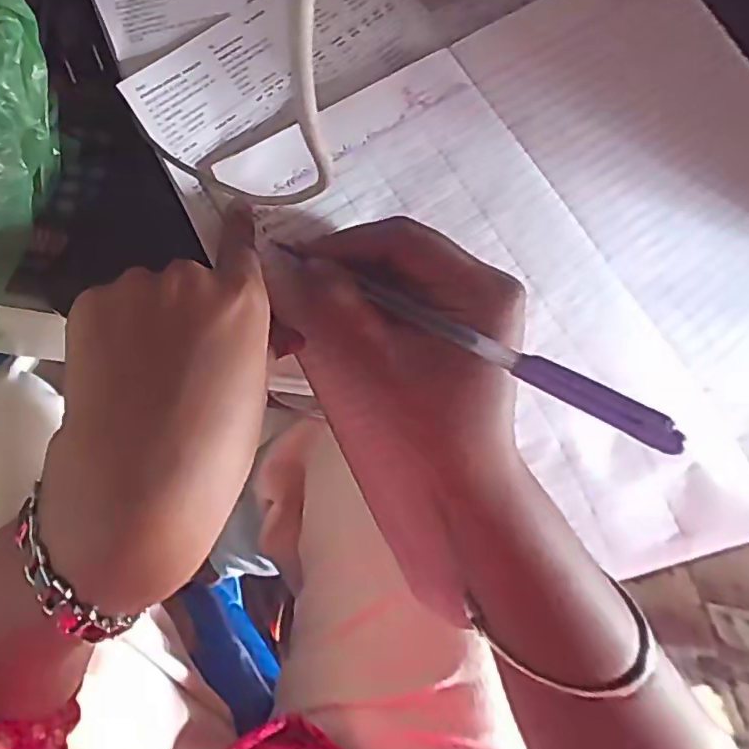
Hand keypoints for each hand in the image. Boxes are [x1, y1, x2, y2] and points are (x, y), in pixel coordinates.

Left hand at [36, 211, 271, 613]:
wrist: (134, 480)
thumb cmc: (211, 455)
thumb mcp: (251, 391)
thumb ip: (246, 341)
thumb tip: (240, 327)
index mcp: (239, 300)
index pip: (239, 245)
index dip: (236, 231)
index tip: (232, 215)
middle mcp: (187, 278)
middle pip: (185, 276)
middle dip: (181, 305)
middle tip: (169, 355)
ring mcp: (133, 286)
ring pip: (142, 290)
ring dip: (141, 315)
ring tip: (133, 369)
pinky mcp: (90, 301)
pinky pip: (107, 304)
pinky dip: (108, 327)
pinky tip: (108, 367)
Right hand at [263, 217, 524, 478]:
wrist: (447, 510)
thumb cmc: (410, 435)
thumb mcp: (353, 356)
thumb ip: (310, 296)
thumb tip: (271, 256)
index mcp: (477, 288)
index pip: (394, 238)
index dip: (331, 246)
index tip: (282, 264)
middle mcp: (472, 296)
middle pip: (385, 261)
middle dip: (328, 276)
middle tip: (283, 295)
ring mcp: (453, 324)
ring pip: (377, 289)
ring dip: (329, 301)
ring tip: (291, 323)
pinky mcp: (432, 350)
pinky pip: (379, 317)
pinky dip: (341, 323)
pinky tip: (310, 342)